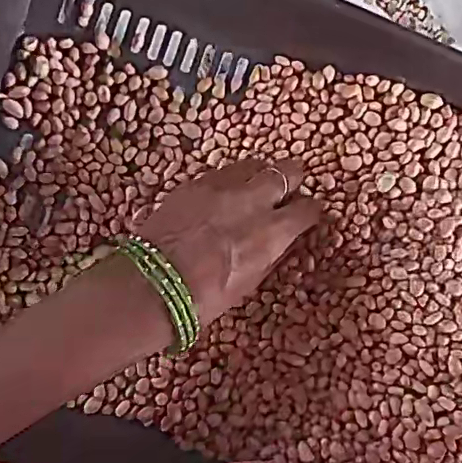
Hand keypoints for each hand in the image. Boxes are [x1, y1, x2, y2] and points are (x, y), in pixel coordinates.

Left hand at [135, 157, 324, 324]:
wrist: (152, 286)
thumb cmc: (205, 298)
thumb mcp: (249, 282)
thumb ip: (271, 254)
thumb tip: (282, 239)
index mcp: (272, 231)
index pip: (308, 208)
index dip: (310, 211)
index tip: (306, 216)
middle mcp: (253, 200)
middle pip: (288, 171)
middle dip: (292, 180)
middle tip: (287, 192)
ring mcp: (222, 186)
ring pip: (255, 164)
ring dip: (261, 175)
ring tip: (256, 188)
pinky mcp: (195, 183)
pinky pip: (224, 172)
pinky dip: (231, 180)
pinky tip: (224, 195)